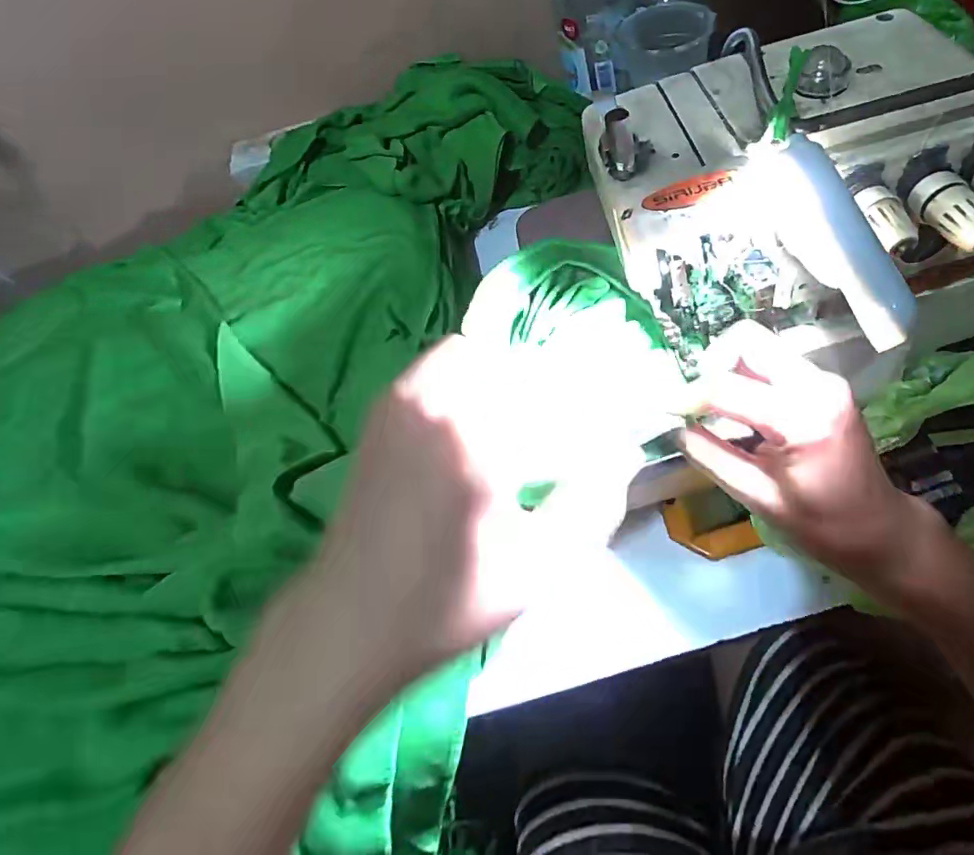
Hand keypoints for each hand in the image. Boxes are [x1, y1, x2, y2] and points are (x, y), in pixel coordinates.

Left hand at [297, 334, 634, 683]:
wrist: (349, 619)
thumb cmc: (448, 602)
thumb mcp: (539, 569)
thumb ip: (594, 505)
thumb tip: (623, 455)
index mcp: (479, 442)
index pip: (559, 398)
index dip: (592, 413)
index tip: (608, 438)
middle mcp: (440, 404)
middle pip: (523, 368)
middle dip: (556, 394)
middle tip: (568, 433)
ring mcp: (407, 399)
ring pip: (484, 354)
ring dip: (514, 377)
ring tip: (527, 422)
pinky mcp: (386, 406)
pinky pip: (445, 360)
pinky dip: (475, 370)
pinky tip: (482, 416)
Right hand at [679, 322, 943, 592]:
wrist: (880, 529)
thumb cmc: (822, 525)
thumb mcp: (758, 497)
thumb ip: (712, 457)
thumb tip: (676, 428)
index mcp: (803, 416)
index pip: (729, 386)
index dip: (690, 395)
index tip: (667, 408)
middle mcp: (819, 383)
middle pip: (748, 340)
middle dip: (713, 364)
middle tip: (698, 402)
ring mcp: (825, 379)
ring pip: (760, 347)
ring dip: (731, 370)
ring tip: (718, 410)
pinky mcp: (825, 383)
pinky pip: (774, 364)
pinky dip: (749, 379)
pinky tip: (743, 412)